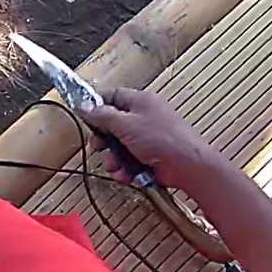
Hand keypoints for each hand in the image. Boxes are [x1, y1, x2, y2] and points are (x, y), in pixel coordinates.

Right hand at [81, 88, 216, 181]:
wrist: (189, 167)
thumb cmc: (161, 140)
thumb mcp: (125, 124)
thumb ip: (101, 115)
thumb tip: (82, 105)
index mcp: (139, 101)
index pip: (111, 97)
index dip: (96, 107)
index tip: (85, 118)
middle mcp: (143, 116)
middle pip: (112, 124)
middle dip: (103, 139)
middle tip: (99, 147)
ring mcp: (147, 137)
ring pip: (118, 145)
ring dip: (113, 158)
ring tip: (116, 166)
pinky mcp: (150, 155)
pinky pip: (129, 159)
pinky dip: (125, 168)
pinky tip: (126, 174)